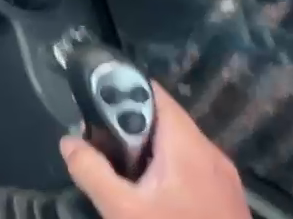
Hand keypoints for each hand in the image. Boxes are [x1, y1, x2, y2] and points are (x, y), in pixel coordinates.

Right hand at [61, 83, 249, 218]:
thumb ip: (89, 170)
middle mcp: (211, 155)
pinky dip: (159, 166)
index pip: (152, 92)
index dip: (117, 86)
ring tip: (114, 167)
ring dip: (140, 147)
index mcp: (189, 148)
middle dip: (124, 123)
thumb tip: (69, 142)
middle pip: (160, 118)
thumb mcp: (122, 210)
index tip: (88, 98)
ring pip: (171, 143)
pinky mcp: (224, 200)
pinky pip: (185, 165)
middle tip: (96, 140)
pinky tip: (142, 191)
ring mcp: (221, 179)